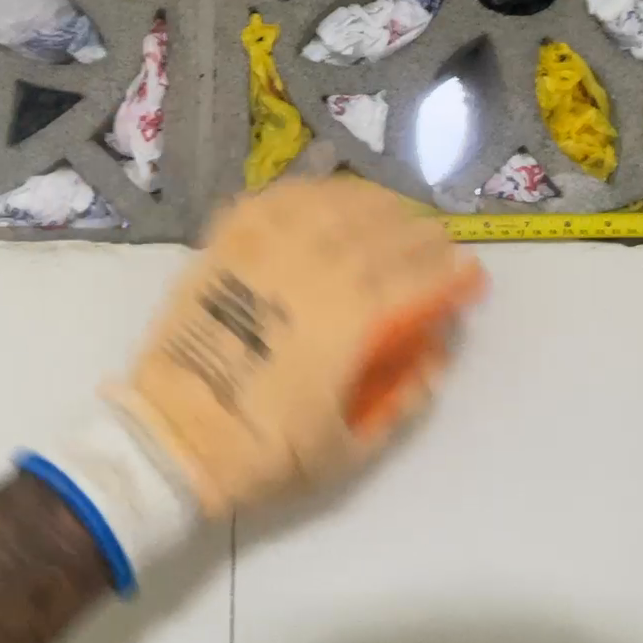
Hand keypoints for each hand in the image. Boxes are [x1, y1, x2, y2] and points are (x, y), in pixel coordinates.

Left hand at [28, 177, 486, 591]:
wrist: (172, 438)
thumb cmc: (264, 451)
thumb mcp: (347, 449)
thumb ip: (402, 399)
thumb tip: (437, 357)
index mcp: (350, 321)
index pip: (417, 279)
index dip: (451, 273)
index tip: (471, 272)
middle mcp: (315, 271)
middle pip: (383, 232)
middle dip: (421, 232)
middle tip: (438, 239)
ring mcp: (266, 250)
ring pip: (333, 204)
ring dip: (373, 201)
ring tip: (393, 207)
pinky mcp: (227, 243)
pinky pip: (277, 199)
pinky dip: (310, 191)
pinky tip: (327, 195)